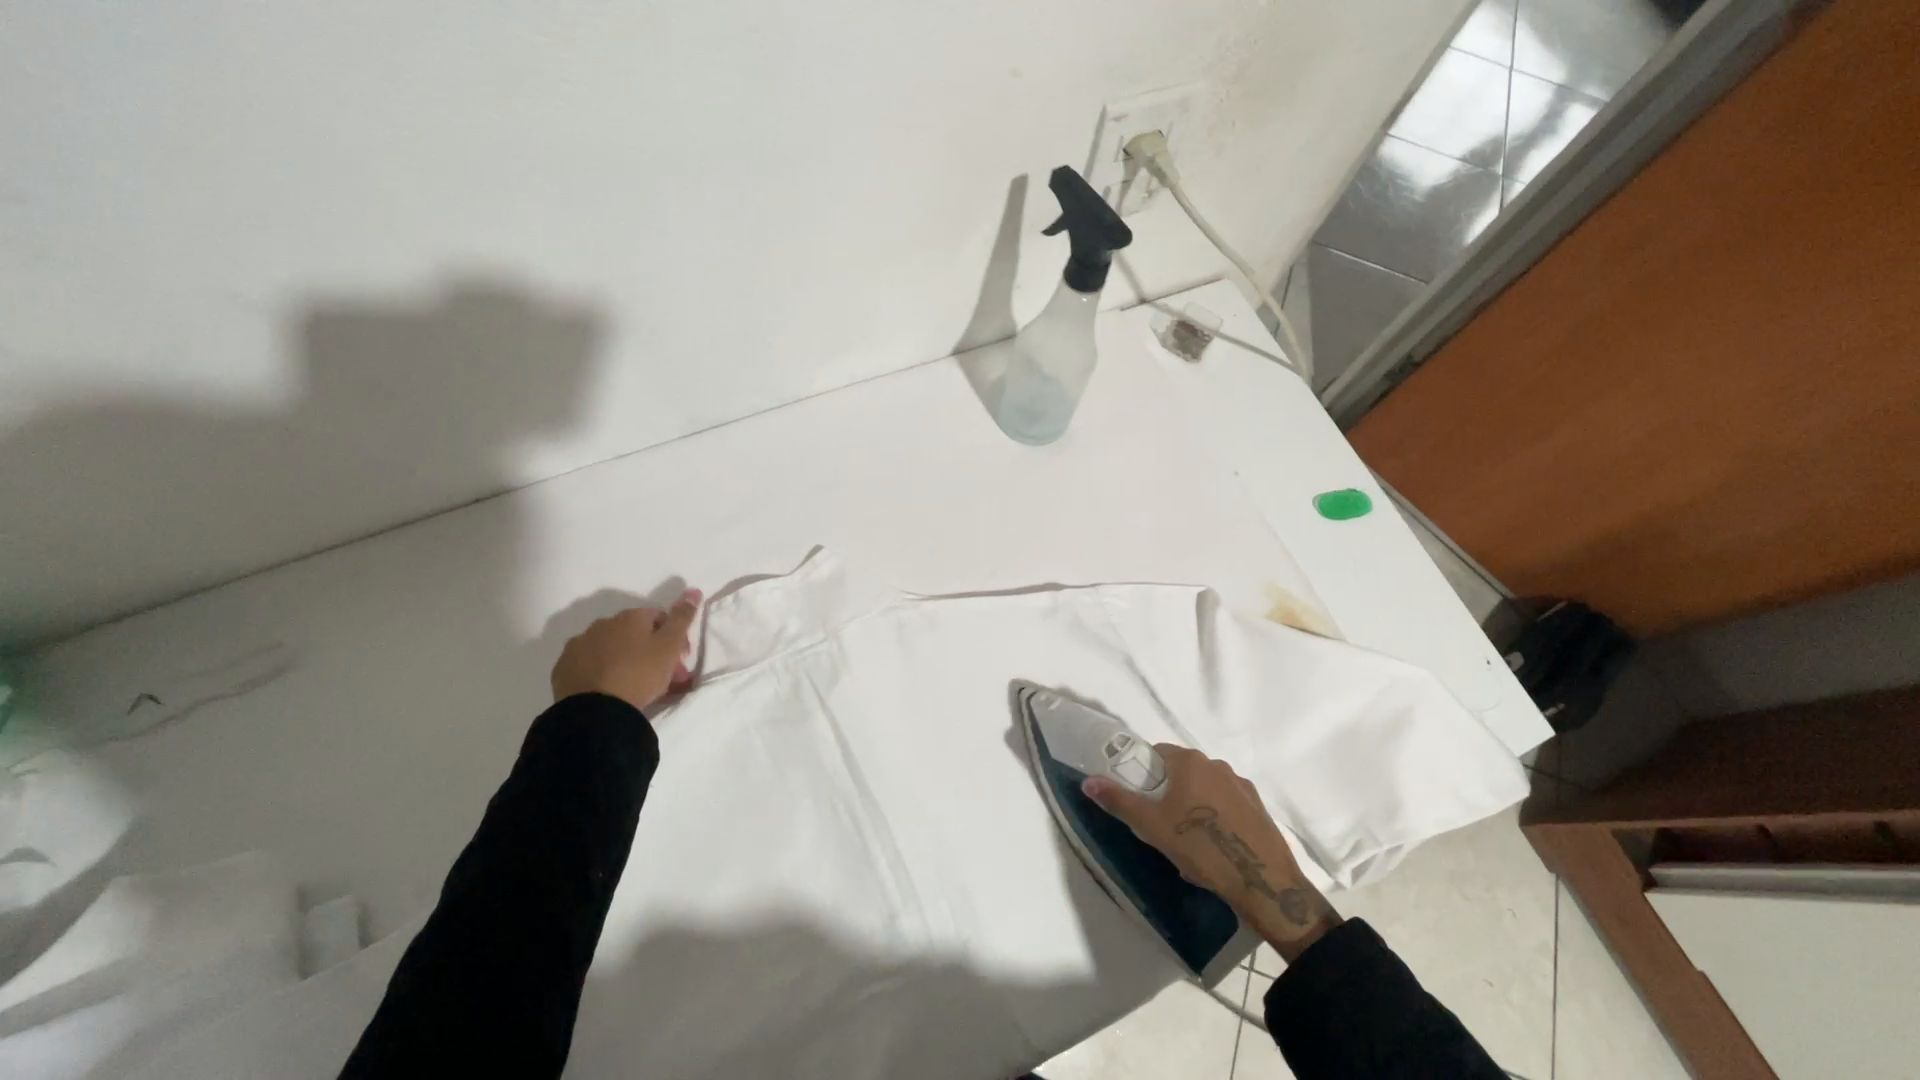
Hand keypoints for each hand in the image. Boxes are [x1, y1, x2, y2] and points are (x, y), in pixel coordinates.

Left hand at [550, 588, 701, 711]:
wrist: (595, 712)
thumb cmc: (639, 674)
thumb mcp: (669, 647)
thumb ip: (682, 617)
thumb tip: (693, 590)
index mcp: (630, 617)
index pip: (660, 617)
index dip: (674, 638)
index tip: (680, 661)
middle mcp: (602, 624)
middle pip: (635, 634)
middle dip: (651, 652)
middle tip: (662, 679)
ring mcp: (579, 645)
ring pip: (611, 649)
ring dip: (625, 661)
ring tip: (634, 687)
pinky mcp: (564, 668)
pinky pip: (589, 665)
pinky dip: (601, 672)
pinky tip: (609, 690)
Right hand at [1083, 745, 1339, 961]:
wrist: (1262, 880)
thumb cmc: (1200, 846)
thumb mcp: (1151, 826)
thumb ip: (1118, 800)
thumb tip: (1089, 781)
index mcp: (1190, 762)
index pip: (1156, 754)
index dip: (1142, 774)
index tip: (1138, 800)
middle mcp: (1217, 765)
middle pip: (1181, 772)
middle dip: (1166, 794)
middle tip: (1158, 826)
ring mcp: (1241, 785)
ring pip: (1204, 790)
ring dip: (1191, 807)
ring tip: (1184, 842)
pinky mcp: (1258, 808)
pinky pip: (1225, 806)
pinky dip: (1214, 819)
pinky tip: (1210, 848)